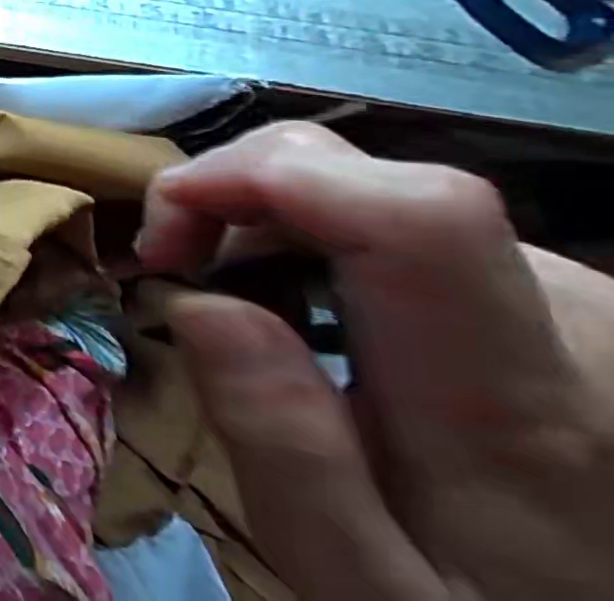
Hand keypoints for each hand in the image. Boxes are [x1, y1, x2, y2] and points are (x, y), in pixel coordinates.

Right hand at [138, 121, 613, 600]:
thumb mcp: (350, 569)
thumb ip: (281, 440)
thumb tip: (196, 300)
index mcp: (510, 404)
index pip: (412, 215)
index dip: (264, 178)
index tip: (164, 228)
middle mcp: (570, 320)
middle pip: (367, 176)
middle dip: (229, 190)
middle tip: (167, 258)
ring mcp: (573, 295)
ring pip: (366, 187)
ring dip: (257, 213)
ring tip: (214, 280)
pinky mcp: (553, 290)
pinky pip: (391, 214)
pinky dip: (303, 230)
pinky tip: (284, 289)